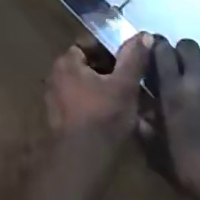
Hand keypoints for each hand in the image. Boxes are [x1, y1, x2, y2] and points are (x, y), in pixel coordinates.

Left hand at [46, 33, 153, 150]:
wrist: (80, 165)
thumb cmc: (102, 119)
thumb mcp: (124, 86)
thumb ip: (134, 58)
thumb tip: (144, 34)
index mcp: (66, 62)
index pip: (90, 44)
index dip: (112, 49)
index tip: (132, 60)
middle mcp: (55, 77)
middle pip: (89, 64)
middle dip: (111, 70)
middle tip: (134, 80)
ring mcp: (55, 100)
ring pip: (87, 85)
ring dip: (106, 89)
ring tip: (129, 99)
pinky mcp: (60, 120)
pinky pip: (82, 103)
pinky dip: (97, 104)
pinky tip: (116, 116)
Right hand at [150, 37, 199, 199]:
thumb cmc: (194, 173)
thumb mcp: (160, 157)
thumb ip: (146, 133)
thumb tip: (137, 117)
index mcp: (173, 93)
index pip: (163, 52)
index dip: (156, 47)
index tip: (151, 54)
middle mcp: (197, 83)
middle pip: (189, 46)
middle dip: (179, 51)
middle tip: (173, 67)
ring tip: (194, 79)